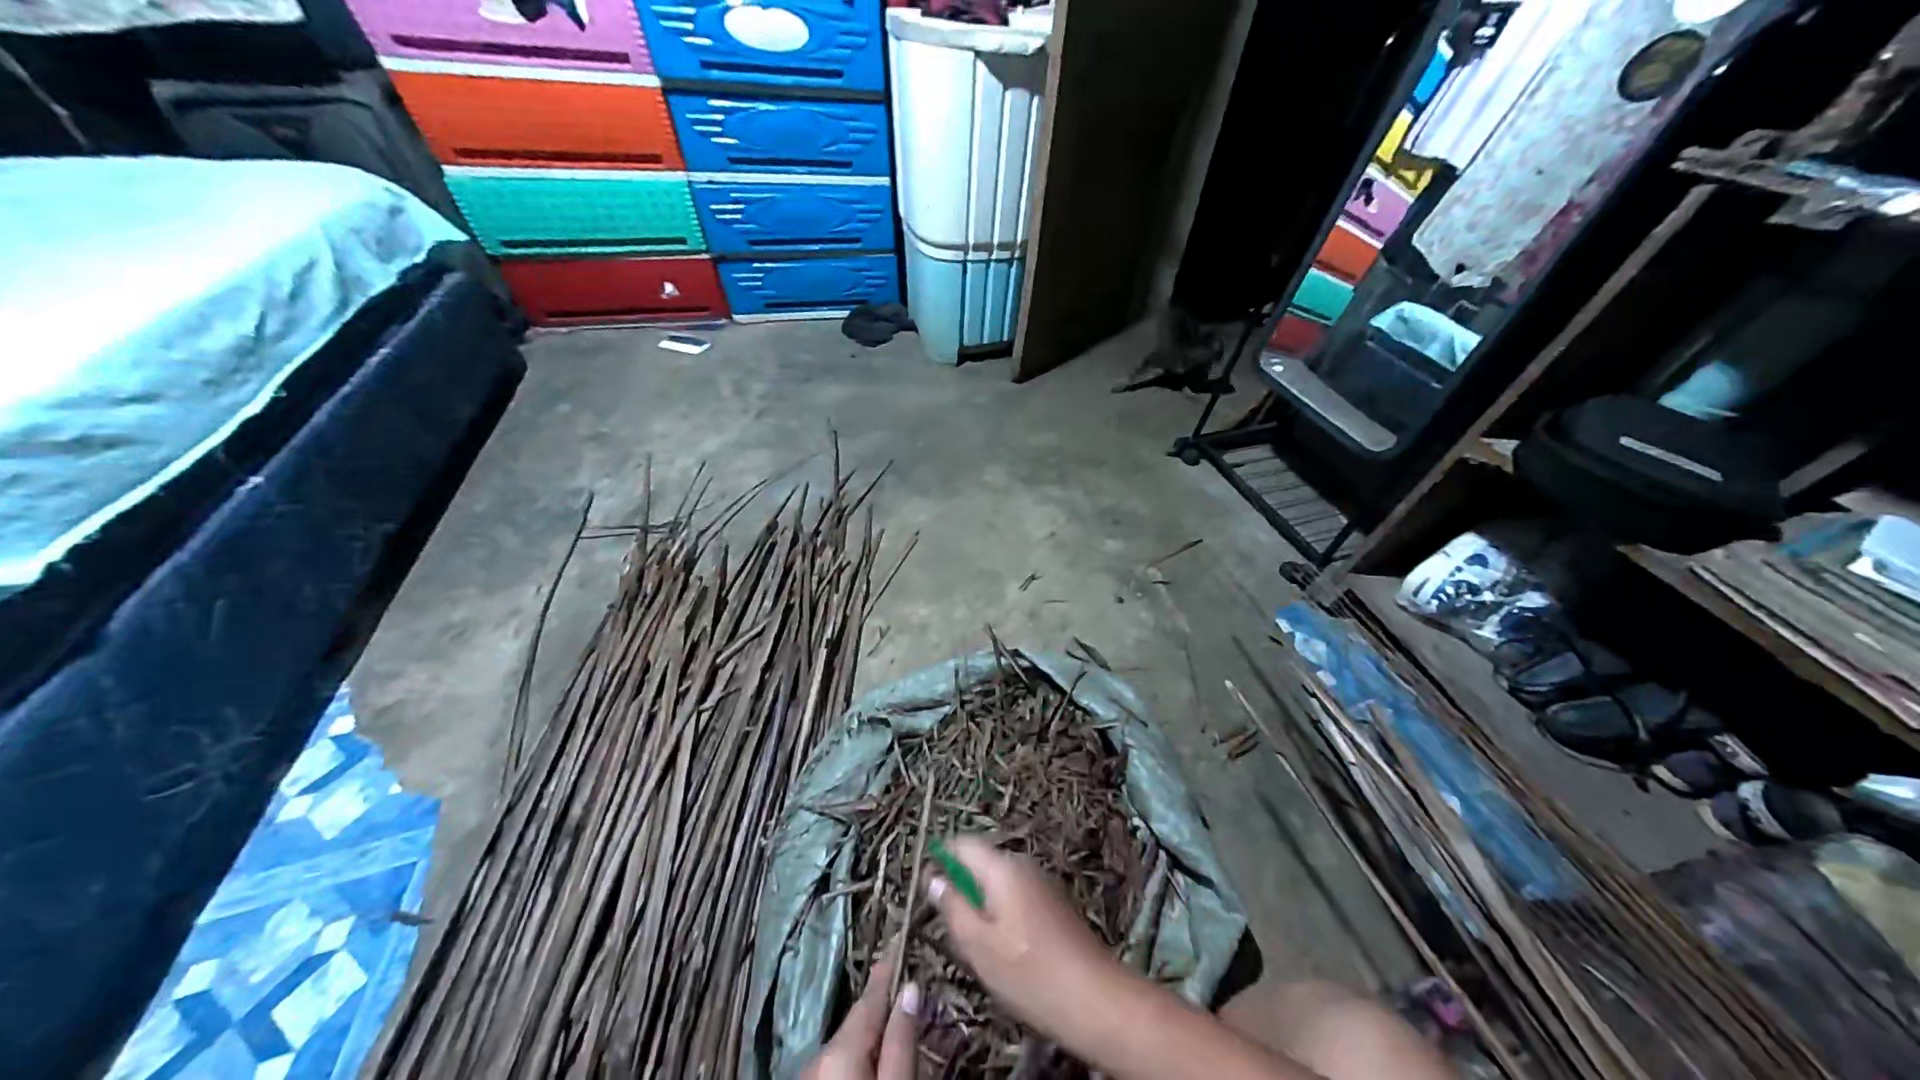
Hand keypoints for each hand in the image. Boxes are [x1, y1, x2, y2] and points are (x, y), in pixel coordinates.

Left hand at [800, 958, 921, 1079]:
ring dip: (871, 1030)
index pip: (869, 998)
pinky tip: (874, 1057)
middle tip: (907, 983)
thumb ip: (901, 1043)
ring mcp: (809, 1072)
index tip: (900, 940)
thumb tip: (910, 989)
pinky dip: (858, 1052)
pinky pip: (838, 1061)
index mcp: (838, 1050)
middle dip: (882, 1003)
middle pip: (858, 1020)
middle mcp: (817, 1054)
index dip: (887, 970)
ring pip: (848, 1042)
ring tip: (896, 1020)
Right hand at [925, 835, 1131, 1044]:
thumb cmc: (1031, 973)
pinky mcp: (1053, 905)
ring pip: (997, 885)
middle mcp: (1023, 866)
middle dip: (963, 891)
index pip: (963, 843)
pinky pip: (1016, 899)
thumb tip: (934, 879)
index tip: (931, 889)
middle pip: (981, 864)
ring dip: (983, 908)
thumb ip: (953, 907)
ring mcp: (1042, 884)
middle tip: (958, 932)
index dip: (942, 859)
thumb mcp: (979, 945)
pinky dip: (1004, 918)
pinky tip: (1008, 954)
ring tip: (982, 950)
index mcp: (1002, 868)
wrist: (1097, 1000)